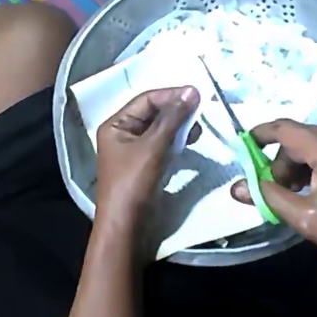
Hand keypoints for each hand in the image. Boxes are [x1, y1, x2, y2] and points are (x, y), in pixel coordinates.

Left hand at [94, 86, 198, 224]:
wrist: (126, 225)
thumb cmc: (134, 182)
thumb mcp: (153, 146)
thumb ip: (173, 118)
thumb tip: (192, 91)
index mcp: (116, 125)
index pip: (146, 100)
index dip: (171, 95)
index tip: (198, 95)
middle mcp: (122, 135)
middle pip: (153, 114)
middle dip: (177, 112)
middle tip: (200, 114)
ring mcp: (134, 152)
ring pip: (160, 131)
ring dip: (179, 128)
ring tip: (197, 133)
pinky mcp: (145, 167)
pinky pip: (163, 147)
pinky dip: (177, 144)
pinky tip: (190, 147)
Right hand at [232, 119, 316, 265]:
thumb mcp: (304, 217)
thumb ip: (269, 197)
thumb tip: (238, 187)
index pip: (284, 129)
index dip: (260, 135)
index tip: (242, 145)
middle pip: (298, 138)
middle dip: (279, 161)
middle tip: (273, 190)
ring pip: (312, 145)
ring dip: (296, 166)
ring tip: (293, 195)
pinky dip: (313, 166)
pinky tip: (312, 191)